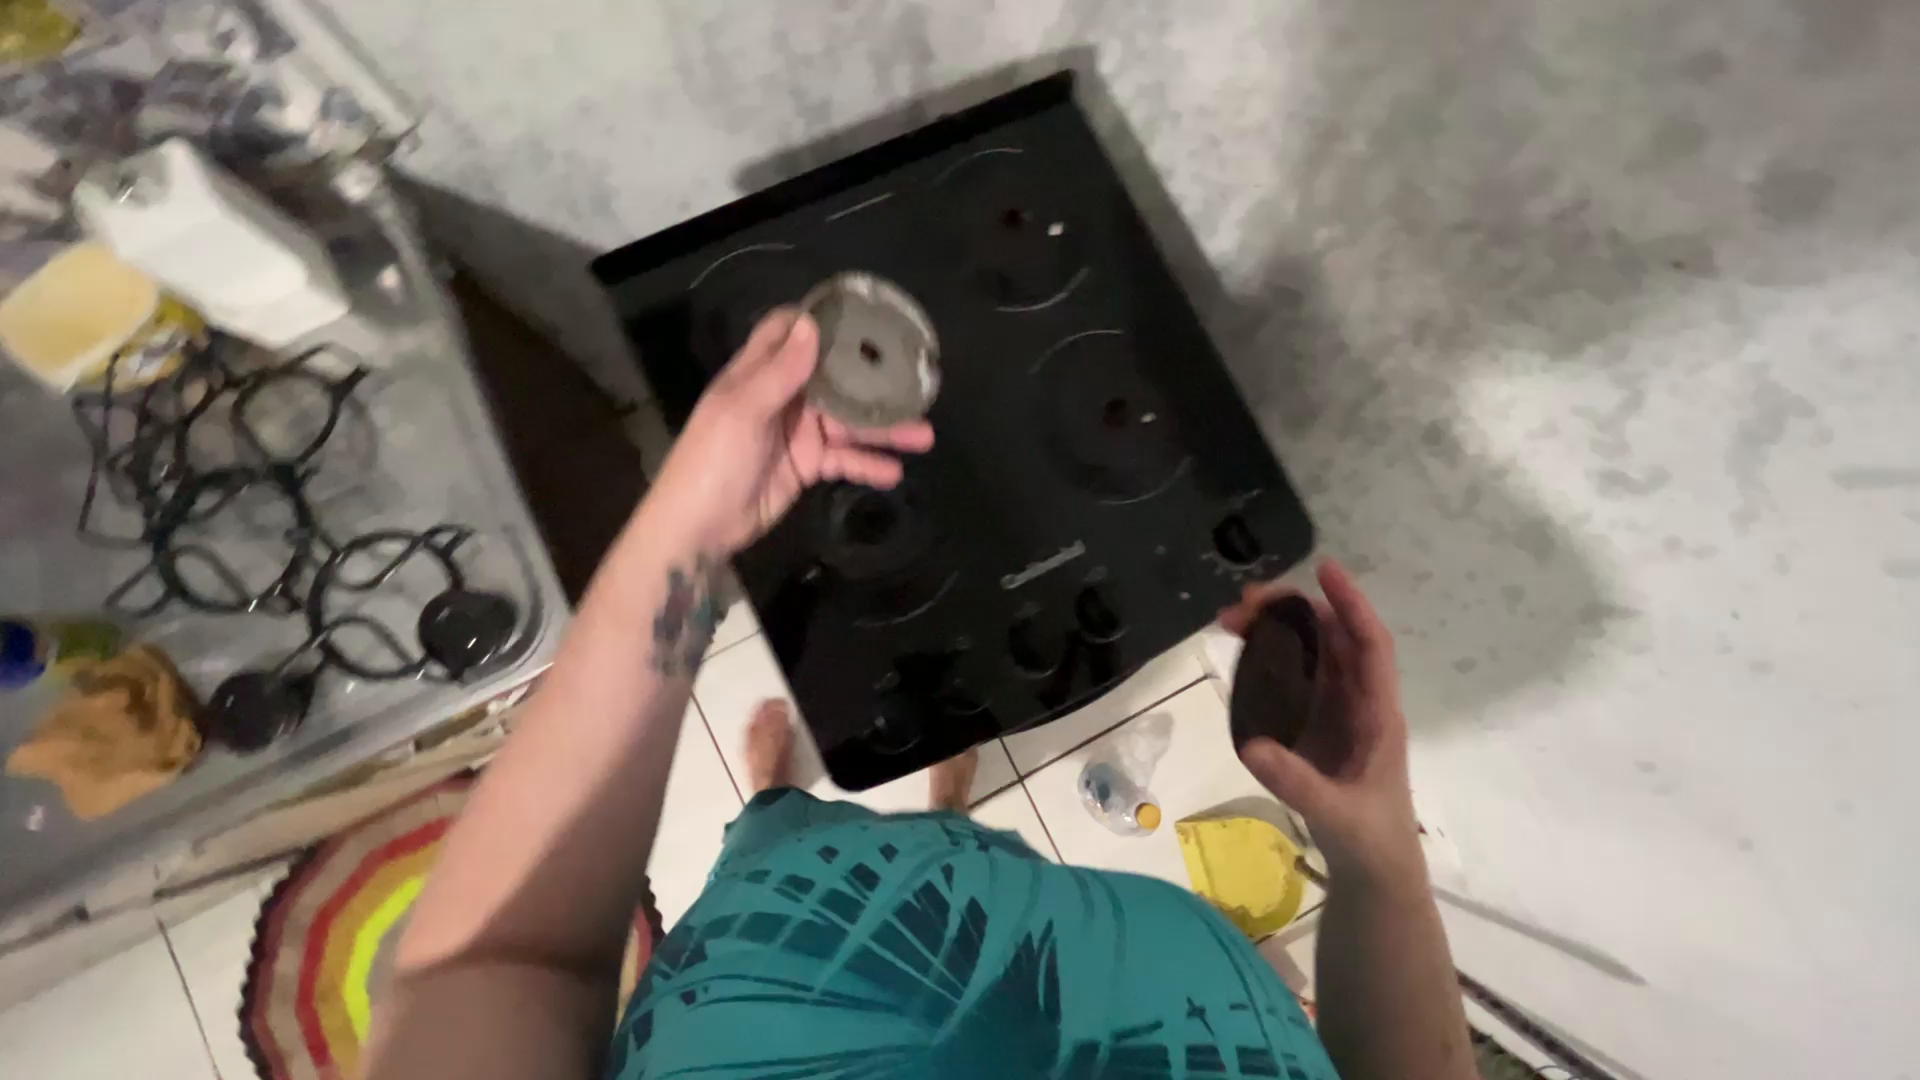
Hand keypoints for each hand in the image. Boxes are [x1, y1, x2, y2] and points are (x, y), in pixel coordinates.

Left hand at [642, 308, 934, 555]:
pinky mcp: (808, 466)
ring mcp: (798, 434)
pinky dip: (868, 465)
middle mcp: (783, 398)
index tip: (862, 316)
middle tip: (914, 380)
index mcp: (758, 374)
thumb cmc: (712, 462)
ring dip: (883, 429)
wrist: (699, 528)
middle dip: (872, 380)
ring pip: (848, 424)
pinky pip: (844, 460)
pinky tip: (894, 472)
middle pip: (834, 380)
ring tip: (924, 435)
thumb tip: (811, 325)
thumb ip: (779, 373)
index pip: (788, 333)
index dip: (820, 321)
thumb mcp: (742, 412)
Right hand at [1220, 560, 1421, 879]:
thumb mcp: (1337, 814)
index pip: (1369, 645)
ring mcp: (1335, 711)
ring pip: (1310, 651)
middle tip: (1244, 602)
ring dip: (1276, 628)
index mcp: (1378, 713)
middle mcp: (1358, 701)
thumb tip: (1251, 745)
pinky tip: (1241, 652)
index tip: (1324, 570)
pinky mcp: (1314, 723)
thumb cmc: (1369, 839)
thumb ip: (1297, 782)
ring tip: (1232, 618)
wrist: (1373, 870)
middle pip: (1332, 637)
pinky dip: (1268, 655)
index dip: (1351, 605)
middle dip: (1293, 609)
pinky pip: (1293, 675)